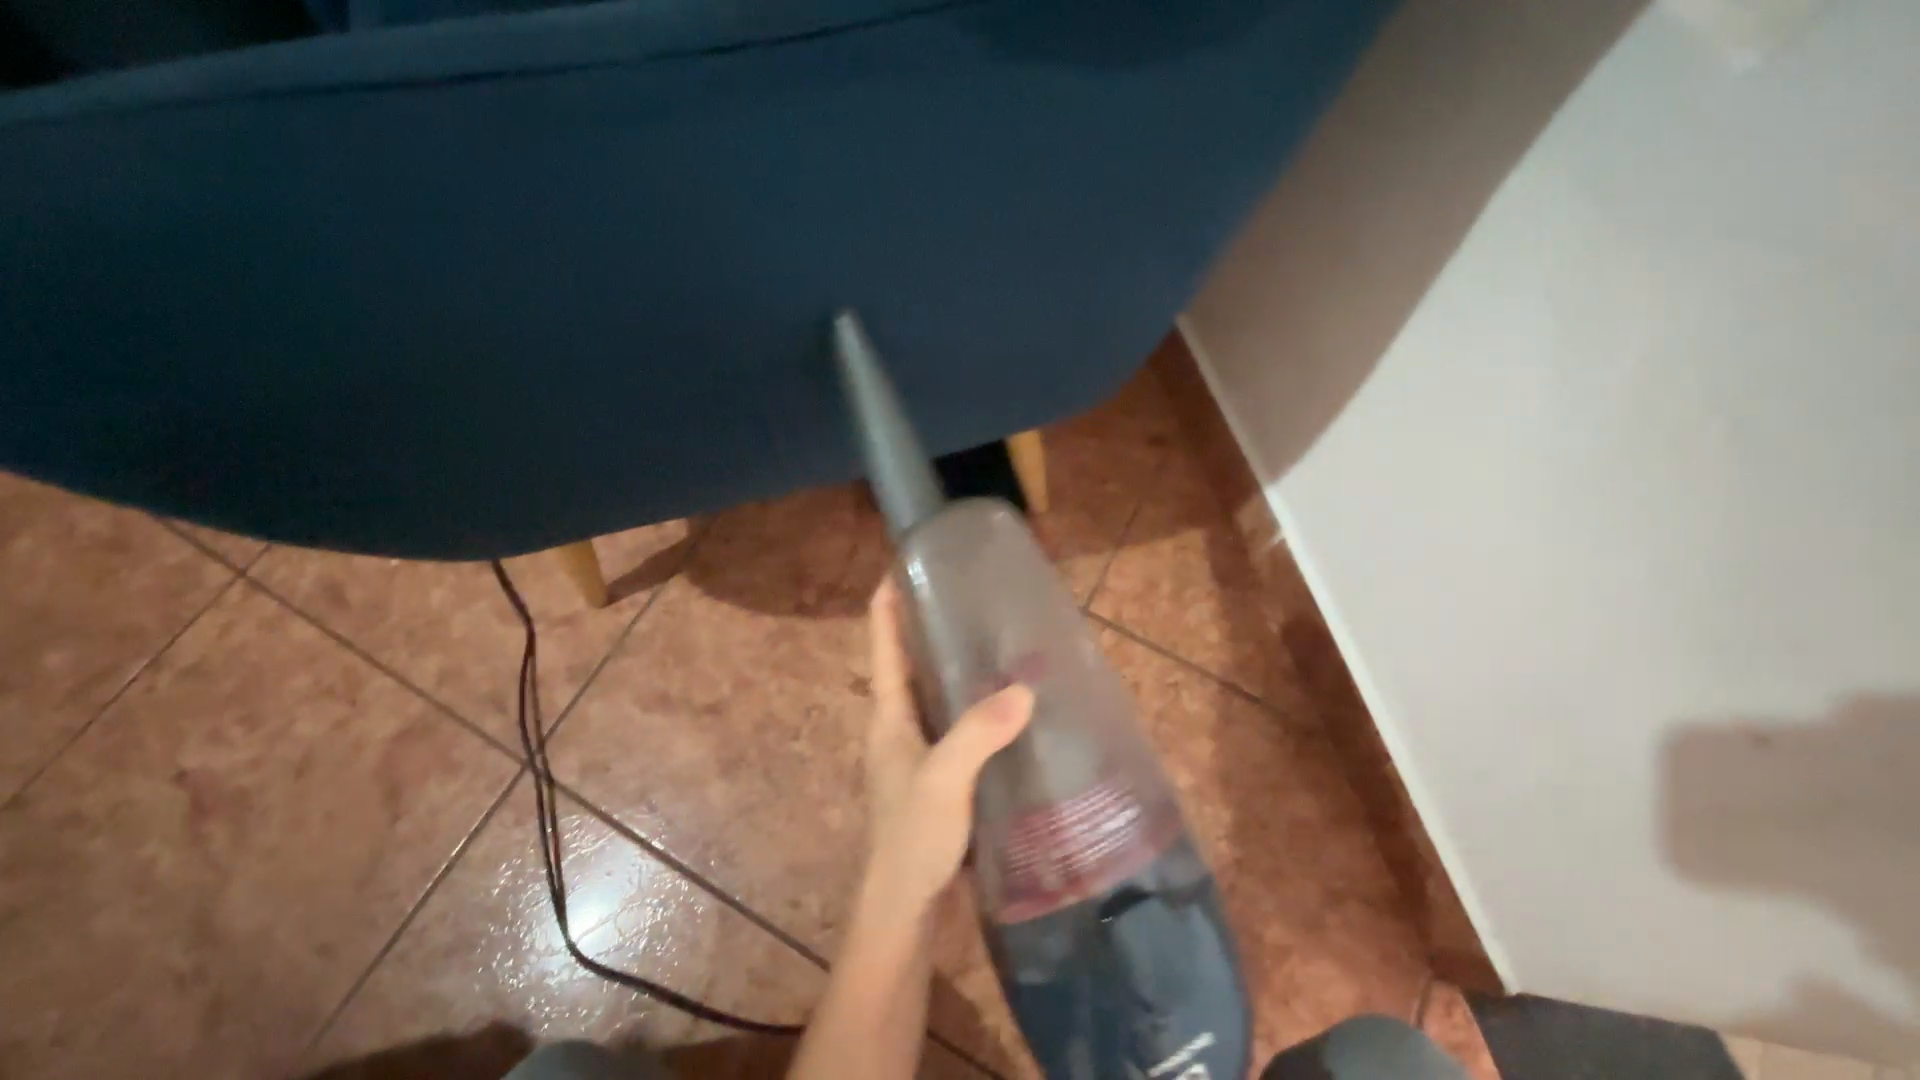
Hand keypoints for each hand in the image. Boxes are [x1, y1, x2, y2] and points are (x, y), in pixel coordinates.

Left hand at [861, 578, 1034, 918]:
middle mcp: (900, 726)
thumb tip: (1023, 689)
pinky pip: (960, 726)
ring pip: (938, 694)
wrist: (905, 906)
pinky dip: (980, 707)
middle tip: (974, 593)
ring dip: (960, 666)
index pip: (883, 644)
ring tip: (1002, 638)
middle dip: (932, 625)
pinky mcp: (944, 776)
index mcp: (888, 716)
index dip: (889, 600)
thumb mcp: (943, 782)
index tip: (907, 561)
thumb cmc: (911, 838)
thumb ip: (977, 734)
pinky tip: (1015, 707)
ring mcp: (921, 752)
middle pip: (911, 662)